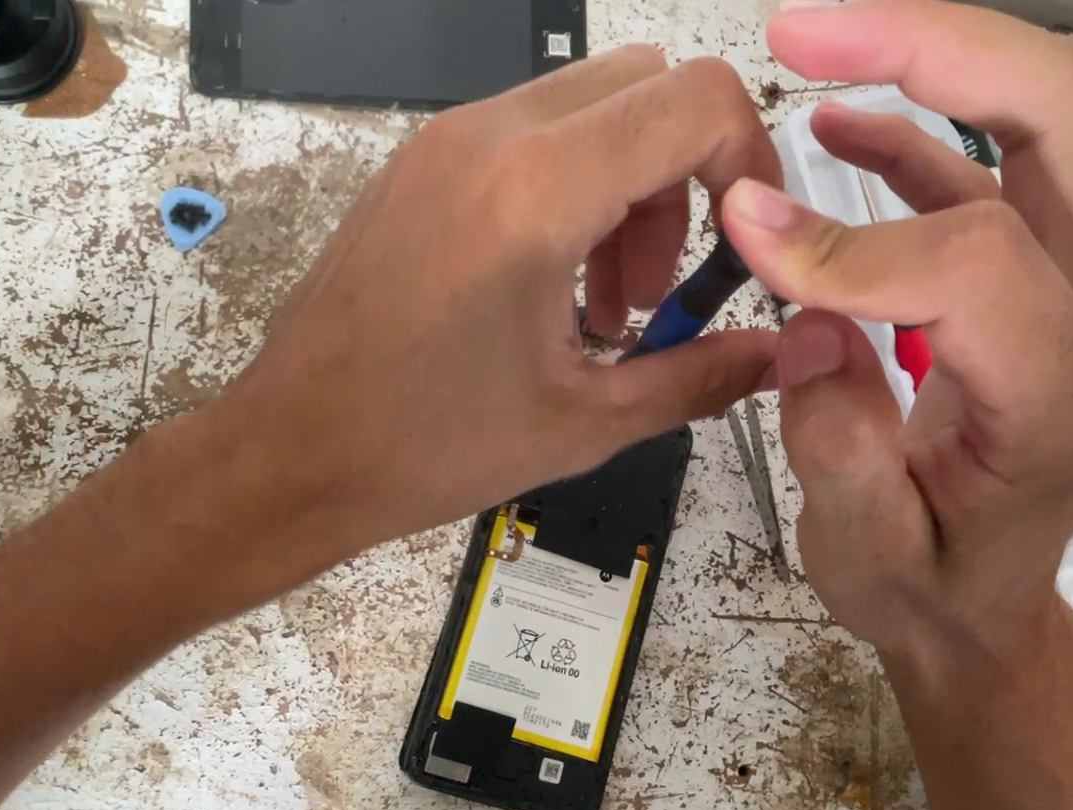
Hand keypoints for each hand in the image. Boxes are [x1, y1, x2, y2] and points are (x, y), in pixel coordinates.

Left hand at [217, 47, 781, 555]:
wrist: (295, 455)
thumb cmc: (427, 448)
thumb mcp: (583, 423)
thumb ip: (698, 378)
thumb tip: (777, 355)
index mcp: (534, 191)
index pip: (698, 101)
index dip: (750, 164)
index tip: (743, 245)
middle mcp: (485, 139)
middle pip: (644, 90)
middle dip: (682, 181)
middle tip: (653, 292)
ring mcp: (438, 147)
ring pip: (582, 111)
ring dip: (622, 192)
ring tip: (600, 308)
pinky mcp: (413, 171)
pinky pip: (520, 142)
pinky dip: (564, 193)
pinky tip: (544, 291)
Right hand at [719, 0, 1072, 670]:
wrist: (973, 612)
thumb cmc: (919, 591)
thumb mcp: (861, 547)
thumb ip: (837, 442)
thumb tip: (805, 316)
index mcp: (1061, 402)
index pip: (974, 261)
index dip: (847, 239)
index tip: (741, 226)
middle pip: (1066, 117)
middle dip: (935, 48)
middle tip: (806, 29)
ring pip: (1043, 121)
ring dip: (928, 61)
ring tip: (807, 48)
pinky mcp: (1029, 292)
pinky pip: (992, 177)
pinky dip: (917, 130)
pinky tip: (838, 128)